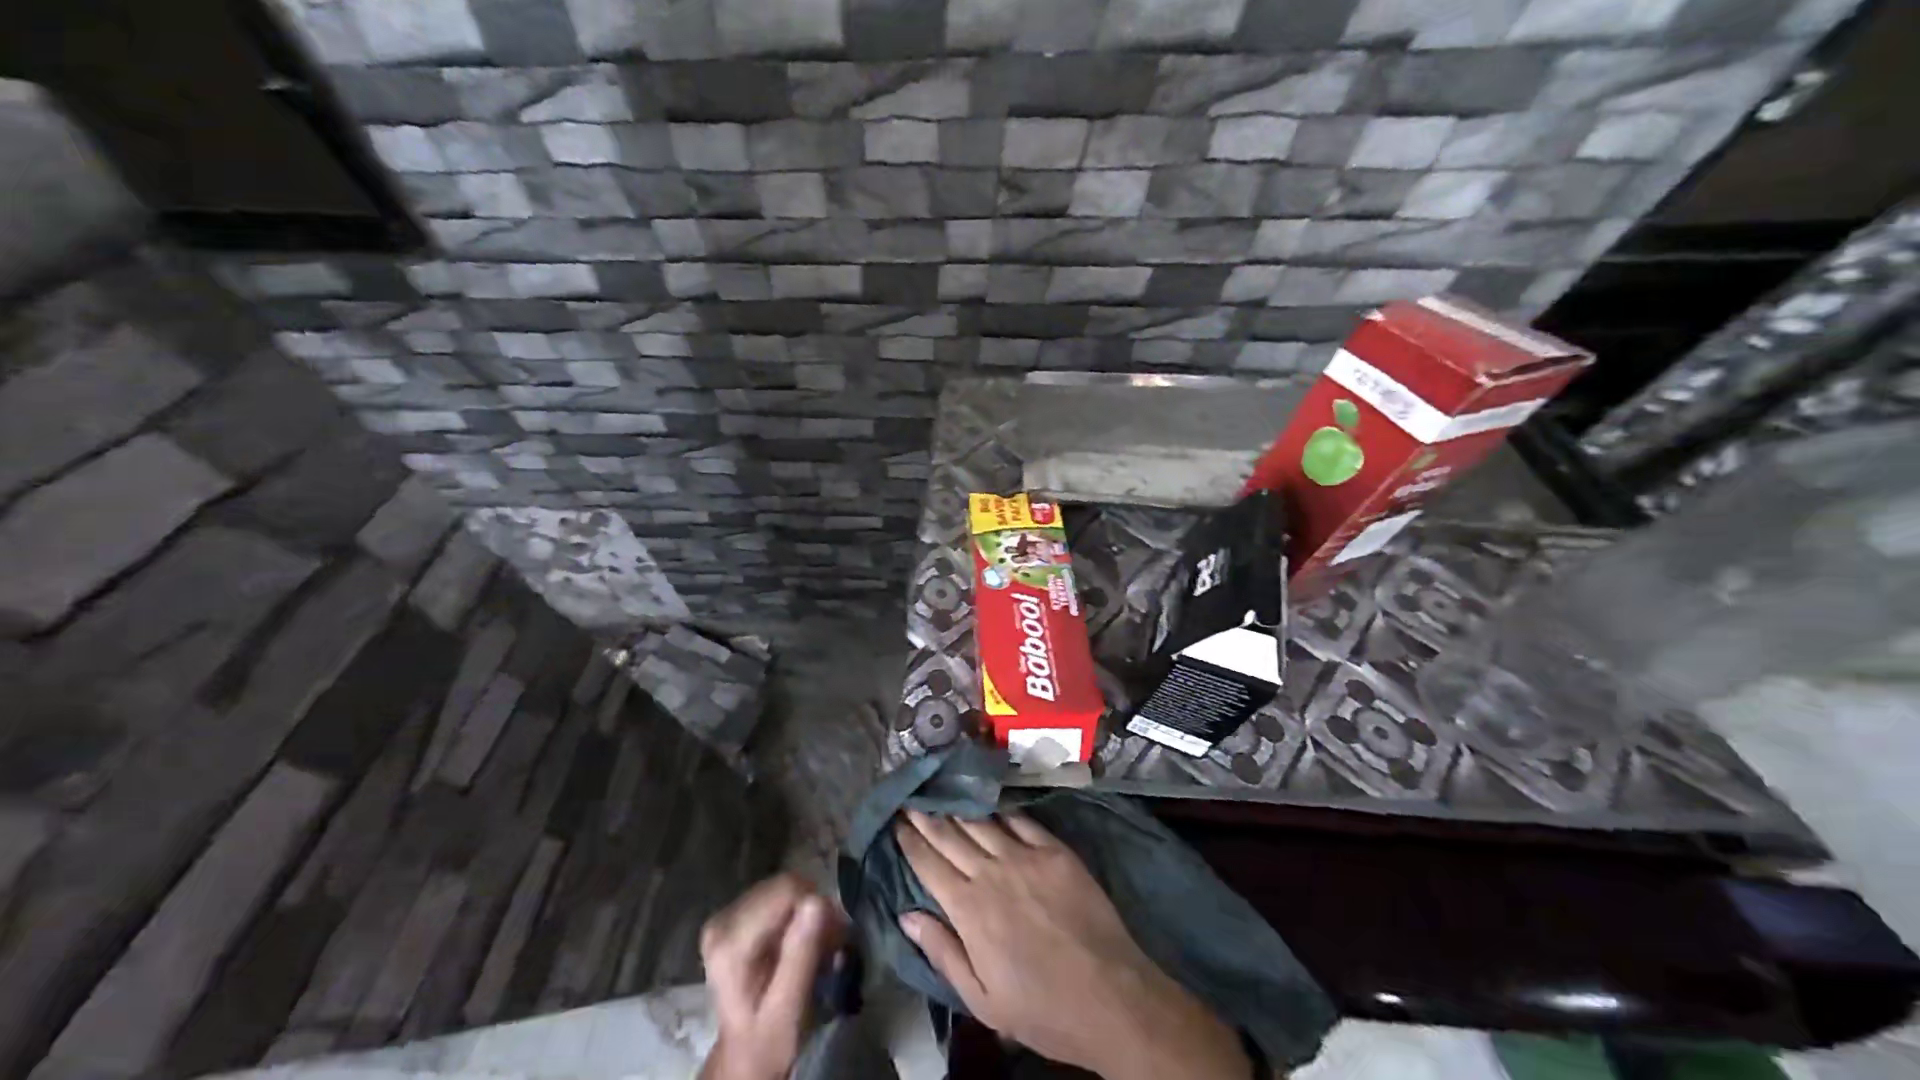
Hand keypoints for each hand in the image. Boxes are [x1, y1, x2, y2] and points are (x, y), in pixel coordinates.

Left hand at [698, 873, 846, 1079]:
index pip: (785, 891)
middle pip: (785, 886)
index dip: (816, 909)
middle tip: (829, 945)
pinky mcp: (735, 915)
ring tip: (817, 946)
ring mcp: (726, 915)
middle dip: (814, 910)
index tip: (832, 940)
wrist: (744, 1056)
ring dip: (808, 912)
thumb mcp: (789, 1008)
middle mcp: (722, 920)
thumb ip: (801, 955)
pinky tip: (800, 941)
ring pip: (784, 888)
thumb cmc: (768, 1039)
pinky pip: (778, 896)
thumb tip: (818, 901)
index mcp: (730, 942)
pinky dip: (797, 914)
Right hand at [896, 810, 1249, 1079]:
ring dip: (959, 806)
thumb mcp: (981, 998)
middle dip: (927, 815)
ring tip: (942, 791)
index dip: (910, 841)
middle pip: (951, 836)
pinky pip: (1021, 822)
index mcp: (968, 909)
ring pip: (982, 823)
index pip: (929, 865)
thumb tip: (906, 915)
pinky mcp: (1056, 852)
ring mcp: (1026, 857)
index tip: (896, 820)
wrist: (1111, 996)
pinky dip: (1002, 811)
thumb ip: (942, 952)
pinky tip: (990, 802)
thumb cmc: (1041, 1008)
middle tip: (911, 796)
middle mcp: (992, 873)